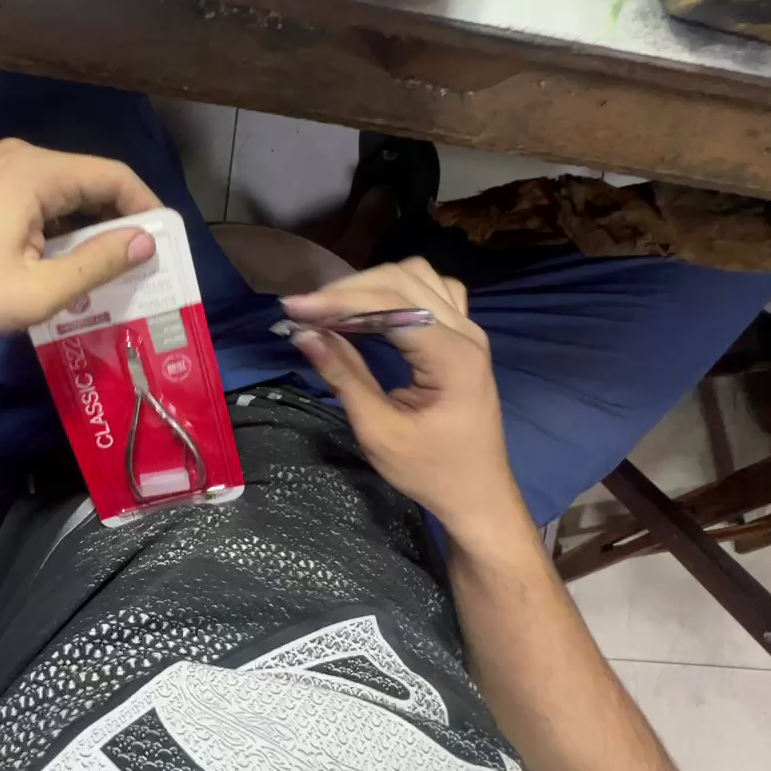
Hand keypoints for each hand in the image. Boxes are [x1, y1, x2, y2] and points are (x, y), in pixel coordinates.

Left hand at [0, 139, 160, 348]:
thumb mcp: (40, 291)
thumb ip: (99, 263)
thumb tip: (147, 242)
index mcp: (35, 171)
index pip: (113, 176)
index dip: (147, 207)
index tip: (165, 243)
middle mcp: (17, 157)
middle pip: (88, 181)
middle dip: (118, 220)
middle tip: (140, 263)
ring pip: (62, 192)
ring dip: (86, 227)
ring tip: (106, 270)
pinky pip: (36, 198)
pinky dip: (57, 226)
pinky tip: (62, 261)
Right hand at [284, 259, 524, 534]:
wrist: (477, 494)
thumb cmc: (429, 471)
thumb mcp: (378, 430)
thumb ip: (343, 376)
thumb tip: (303, 334)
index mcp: (452, 358)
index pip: (391, 305)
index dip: (338, 300)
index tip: (293, 308)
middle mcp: (466, 333)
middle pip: (403, 280)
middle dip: (348, 289)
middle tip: (305, 310)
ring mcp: (469, 331)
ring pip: (418, 276)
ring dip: (371, 284)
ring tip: (332, 307)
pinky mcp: (463, 336)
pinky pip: (432, 290)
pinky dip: (397, 290)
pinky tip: (372, 309)